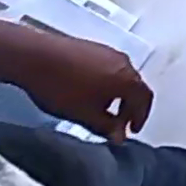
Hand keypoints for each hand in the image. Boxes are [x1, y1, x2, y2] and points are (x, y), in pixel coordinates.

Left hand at [14, 33, 152, 141]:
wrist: (40, 58)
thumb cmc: (62, 86)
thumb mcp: (84, 115)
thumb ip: (106, 126)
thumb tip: (118, 135)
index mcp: (127, 79)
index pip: (145, 99)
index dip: (141, 117)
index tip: (131, 130)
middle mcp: (124, 63)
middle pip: (136, 87)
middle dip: (129, 107)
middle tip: (118, 124)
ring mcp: (110, 53)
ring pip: (123, 77)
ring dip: (118, 95)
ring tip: (101, 110)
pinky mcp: (97, 49)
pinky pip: (111, 68)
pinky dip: (109, 83)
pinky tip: (90, 92)